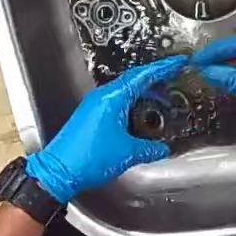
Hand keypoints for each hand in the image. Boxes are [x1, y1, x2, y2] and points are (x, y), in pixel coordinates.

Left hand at [26, 57, 185, 203]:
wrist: (58, 172)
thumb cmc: (87, 159)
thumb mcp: (128, 153)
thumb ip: (150, 149)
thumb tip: (162, 149)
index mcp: (112, 98)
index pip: (142, 76)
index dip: (163, 69)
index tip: (177, 63)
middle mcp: (102, 98)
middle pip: (134, 81)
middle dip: (156, 80)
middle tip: (173, 78)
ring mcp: (94, 106)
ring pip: (125, 92)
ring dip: (144, 93)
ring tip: (162, 99)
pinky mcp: (91, 116)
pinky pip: (117, 102)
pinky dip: (133, 104)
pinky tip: (141, 114)